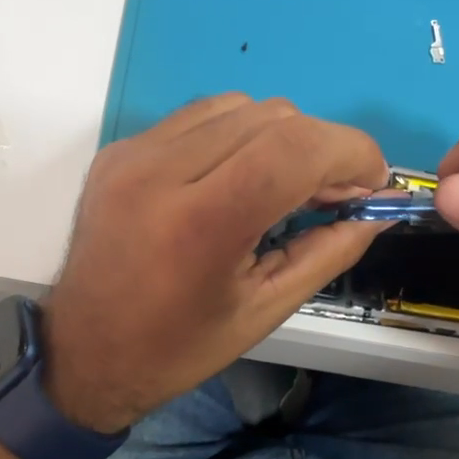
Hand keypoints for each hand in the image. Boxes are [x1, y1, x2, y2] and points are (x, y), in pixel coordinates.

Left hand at [41, 93, 389, 432]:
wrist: (82, 353)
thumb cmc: (177, 348)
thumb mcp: (264, 311)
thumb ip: (328, 251)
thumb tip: (376, 211)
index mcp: (201, 224)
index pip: (296, 148)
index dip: (353, 154)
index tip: (372, 185)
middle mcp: (161, 171)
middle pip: (274, 117)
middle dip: (322, 148)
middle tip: (333, 196)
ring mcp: (134, 153)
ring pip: (239, 105)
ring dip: (281, 137)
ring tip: (284, 186)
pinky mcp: (120, 149)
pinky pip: (199, 116)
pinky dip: (237, 135)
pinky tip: (238, 176)